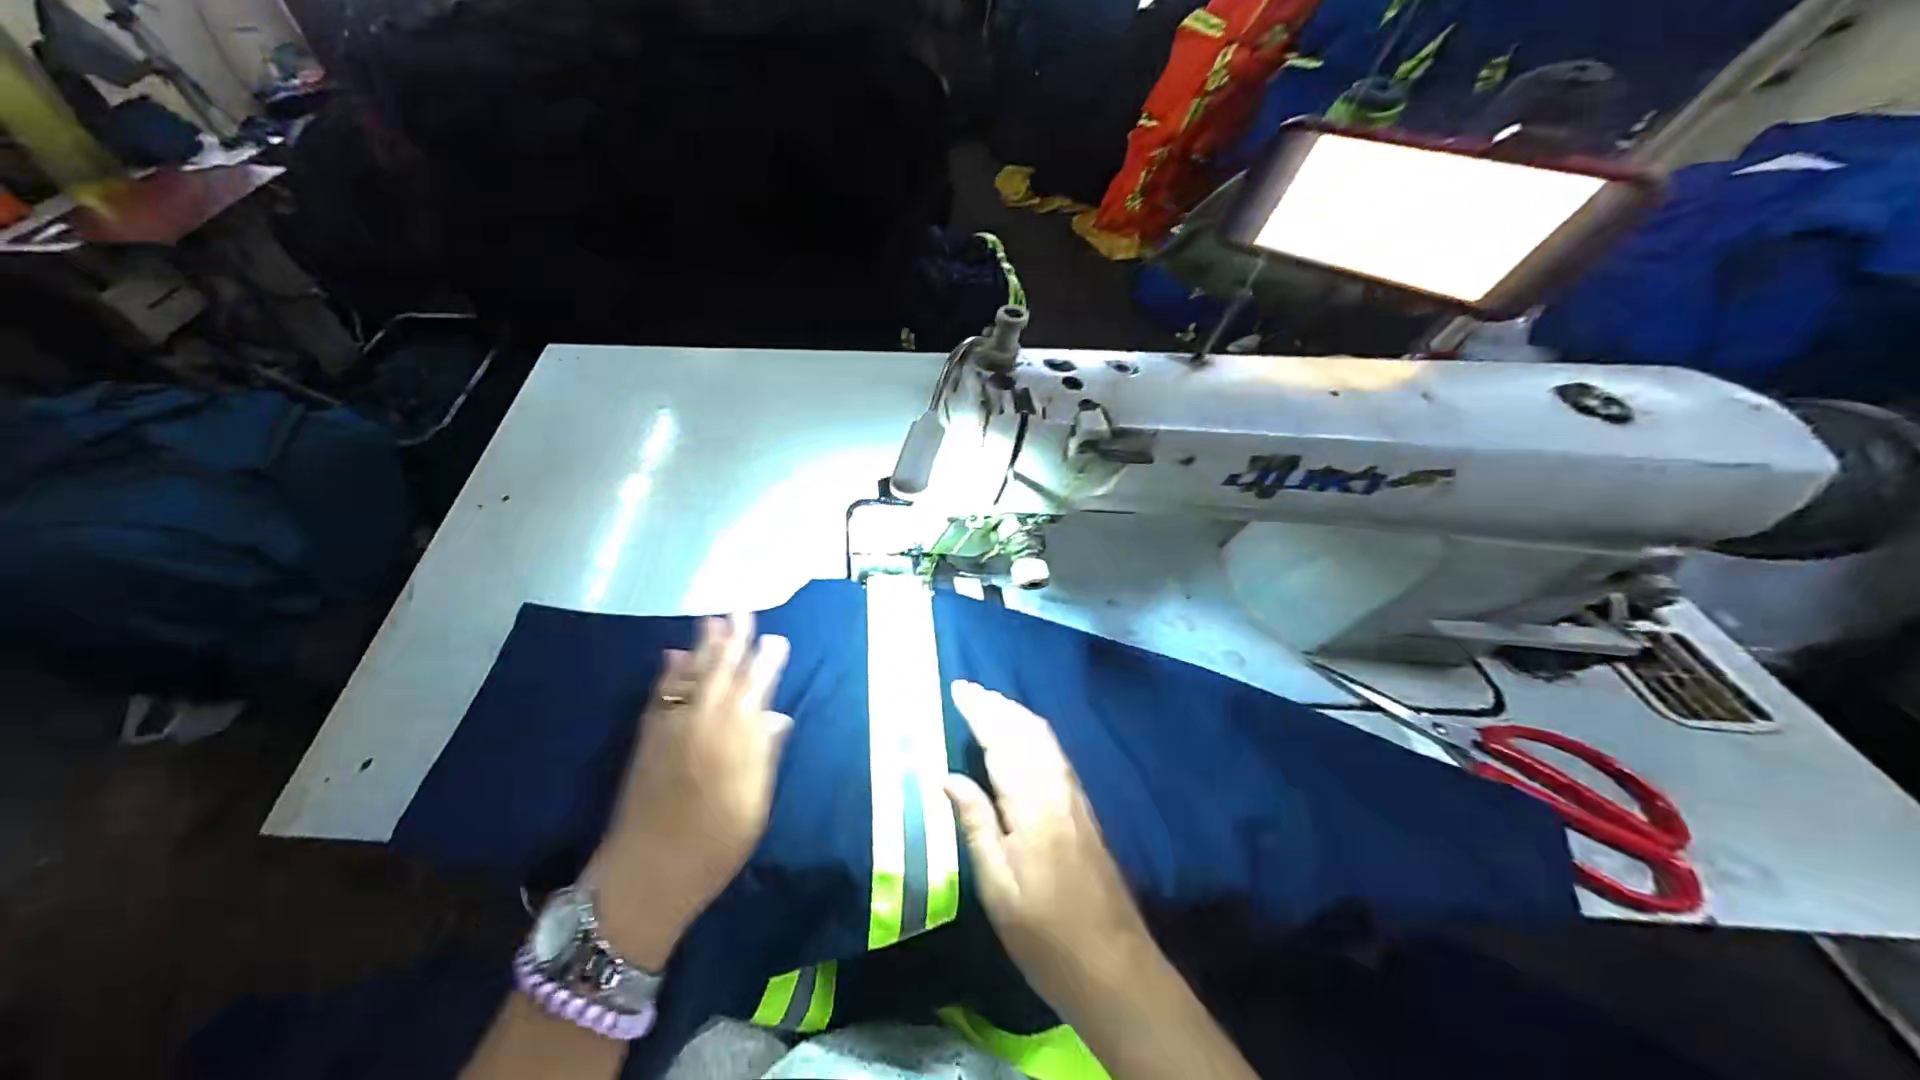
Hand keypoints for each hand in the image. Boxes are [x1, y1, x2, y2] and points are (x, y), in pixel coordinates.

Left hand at [587, 613, 791, 966]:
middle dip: (733, 641)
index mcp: (735, 742)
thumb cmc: (713, 848)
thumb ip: (763, 757)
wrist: (646, 876)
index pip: (756, 690)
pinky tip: (672, 655)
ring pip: (691, 677)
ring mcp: (671, 730)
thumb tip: (776, 718)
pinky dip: (667, 673)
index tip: (777, 640)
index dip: (766, 663)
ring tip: (712, 620)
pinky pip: (659, 695)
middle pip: (722, 674)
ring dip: (702, 647)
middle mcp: (703, 726)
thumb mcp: (754, 808)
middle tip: (741, 612)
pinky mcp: (646, 740)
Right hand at [942, 680, 1156, 1014]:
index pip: (1003, 743)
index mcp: (1033, 806)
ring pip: (1045, 741)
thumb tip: (948, 776)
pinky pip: (1055, 755)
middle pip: (1028, 732)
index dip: (981, 713)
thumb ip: (976, 825)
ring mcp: (1075, 800)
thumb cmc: (1046, 936)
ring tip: (990, 705)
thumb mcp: (998, 889)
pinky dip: (1034, 735)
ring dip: (1017, 717)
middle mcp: (1058, 791)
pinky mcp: (1084, 812)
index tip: (959, 689)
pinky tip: (1023, 742)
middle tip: (969, 691)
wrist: (1115, 967)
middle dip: (999, 706)